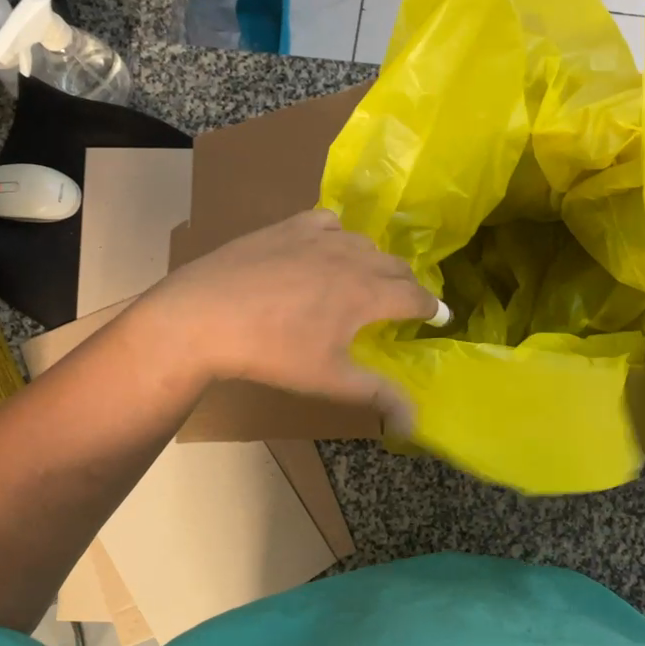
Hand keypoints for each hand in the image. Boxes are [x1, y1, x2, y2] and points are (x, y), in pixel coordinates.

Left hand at [138, 208, 437, 418]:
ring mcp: (319, 237)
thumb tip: (414, 423)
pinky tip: (326, 249)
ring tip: (366, 281)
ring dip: (375, 262)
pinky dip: (339, 236)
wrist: (204, 315)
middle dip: (406, 286)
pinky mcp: (288, 226)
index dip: (432, 308)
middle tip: (401, 307)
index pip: (416, 296)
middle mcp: (352, 257)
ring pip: (365, 243)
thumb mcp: (329, 379)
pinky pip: (329, 222)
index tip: (439, 317)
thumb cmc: (273, 352)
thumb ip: (378, 395)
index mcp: (368, 294)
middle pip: (395, 266)